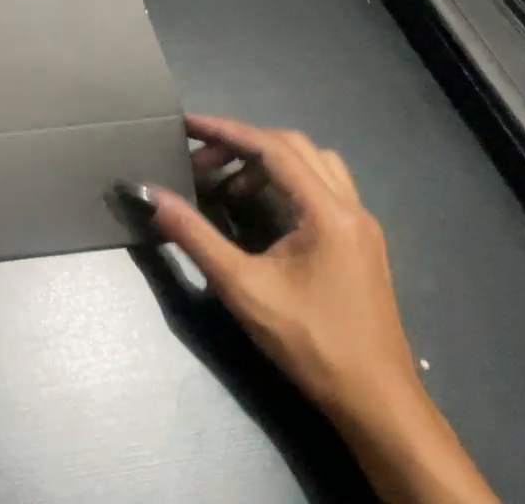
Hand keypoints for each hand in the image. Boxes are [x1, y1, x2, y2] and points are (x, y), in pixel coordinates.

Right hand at [148, 114, 497, 503]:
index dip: (225, 131)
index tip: (185, 125)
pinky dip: (283, 184)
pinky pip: (320, 190)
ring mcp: (360, 227)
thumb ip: (193, 234)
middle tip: (198, 162)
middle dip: (241, 144)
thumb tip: (149, 194)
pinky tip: (256, 212)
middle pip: (294, 147)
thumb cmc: (308, 341)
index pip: (272, 148)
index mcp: (328, 212)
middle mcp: (351, 208)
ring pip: (313, 165)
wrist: (374, 400)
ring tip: (225, 187)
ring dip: (265, 163)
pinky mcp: (358, 244)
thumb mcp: (240, 286)